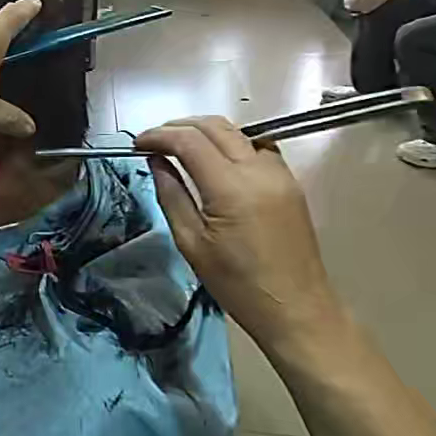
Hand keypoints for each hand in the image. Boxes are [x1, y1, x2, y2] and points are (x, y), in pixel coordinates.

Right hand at [136, 116, 340, 349]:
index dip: (159, 135)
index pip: (189, 140)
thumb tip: (157, 161)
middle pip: (213, 126)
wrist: (297, 310)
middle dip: (179, 126)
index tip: (137, 143)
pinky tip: (217, 158)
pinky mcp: (289, 180)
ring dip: (205, 130)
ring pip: (236, 130)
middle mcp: (257, 169)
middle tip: (155, 140)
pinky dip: (231, 141)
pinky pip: (256, 145)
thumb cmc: (238, 286)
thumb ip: (172, 195)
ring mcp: (278, 171)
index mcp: (230, 187)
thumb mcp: (192, 244)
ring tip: (180, 145)